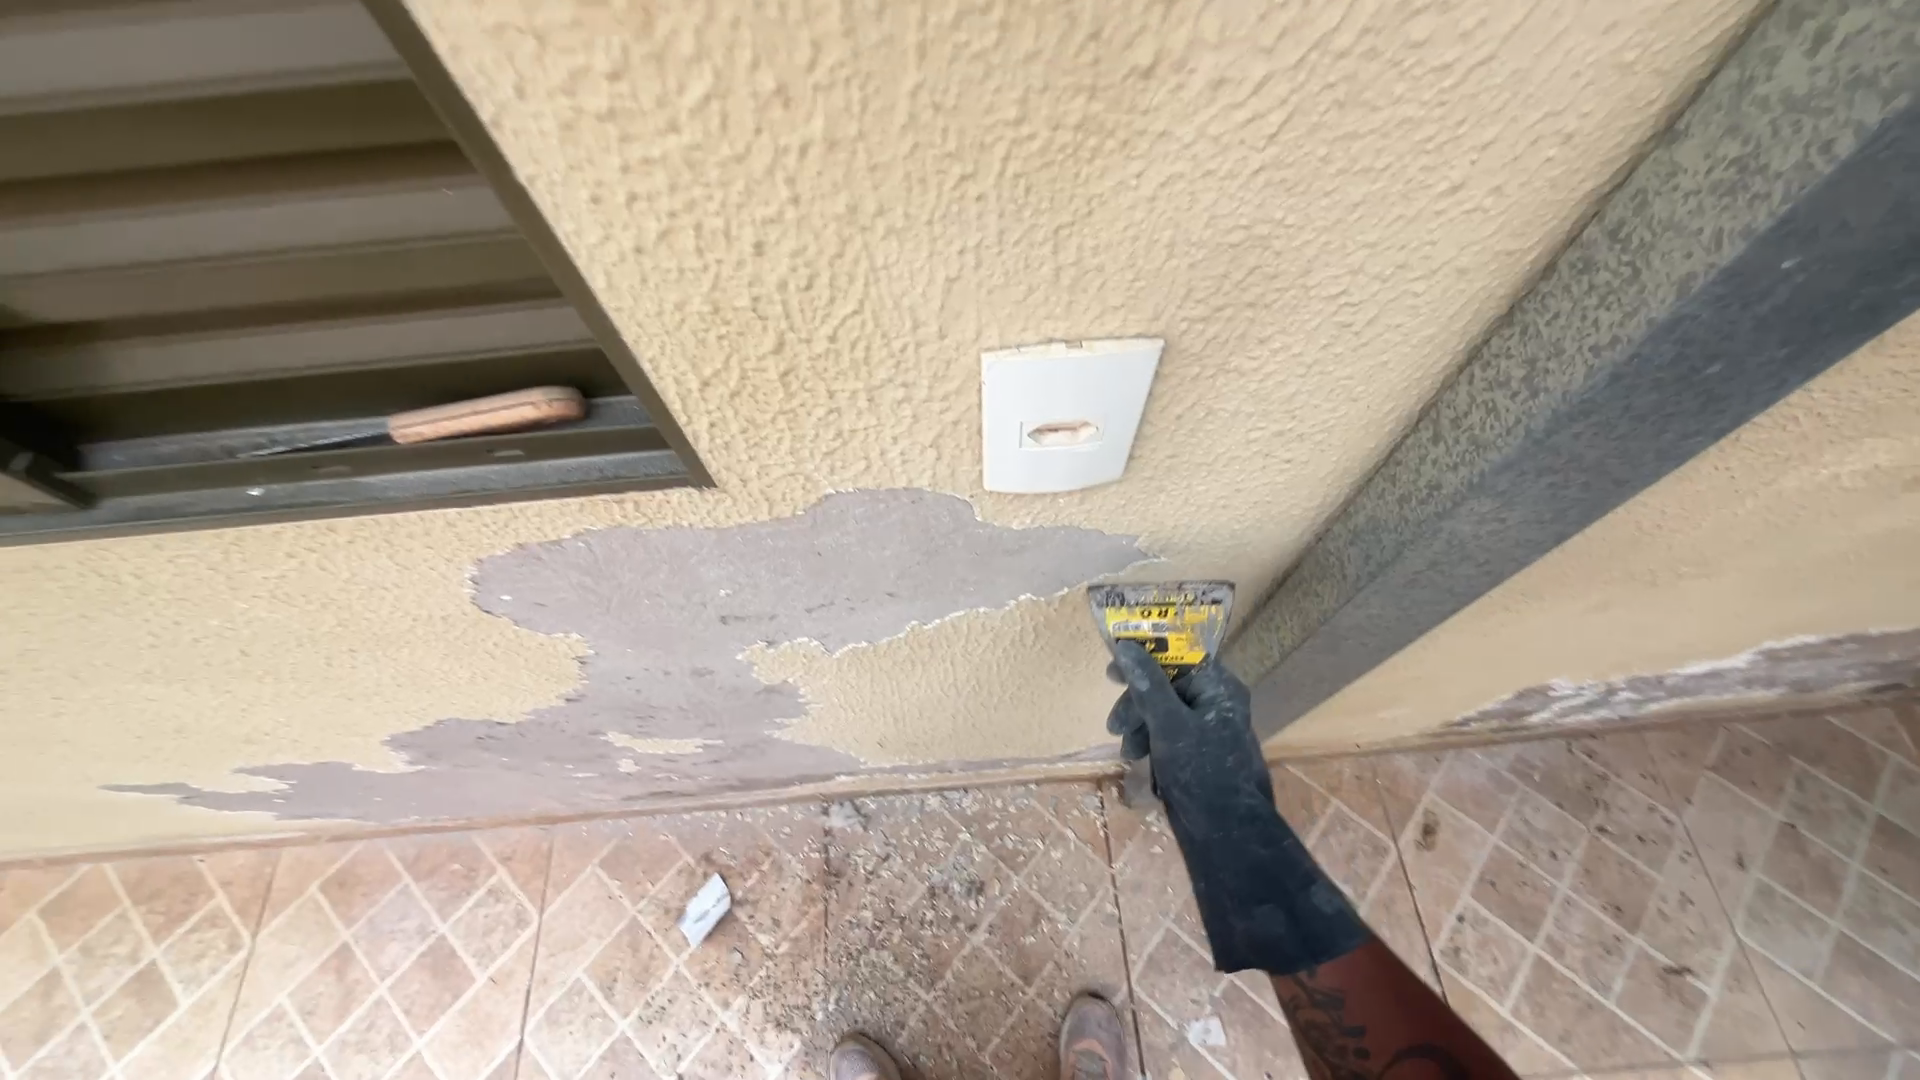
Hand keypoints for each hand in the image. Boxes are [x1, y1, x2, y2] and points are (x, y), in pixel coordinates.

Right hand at [1104, 641, 1265, 801]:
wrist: (1225, 833)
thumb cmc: (1200, 771)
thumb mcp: (1168, 723)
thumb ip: (1147, 684)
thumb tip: (1127, 646)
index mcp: (1218, 689)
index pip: (1178, 658)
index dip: (1144, 661)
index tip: (1112, 673)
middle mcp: (1215, 703)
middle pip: (1165, 685)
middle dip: (1136, 704)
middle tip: (1114, 725)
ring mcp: (1206, 729)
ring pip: (1162, 712)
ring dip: (1139, 726)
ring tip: (1128, 750)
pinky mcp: (1196, 753)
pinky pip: (1166, 734)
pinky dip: (1149, 742)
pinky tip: (1138, 759)